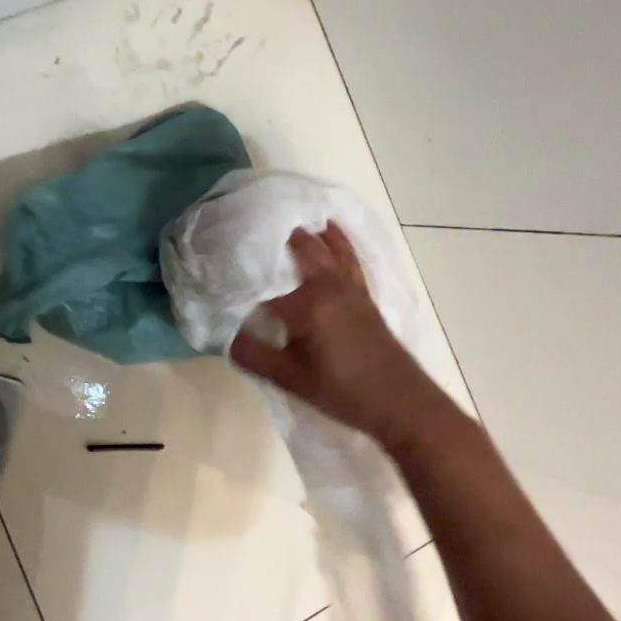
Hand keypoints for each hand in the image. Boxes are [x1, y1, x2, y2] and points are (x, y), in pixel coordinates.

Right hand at [229, 222, 450, 447]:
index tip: (216, 261)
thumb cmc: (345, 392)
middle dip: (273, 234)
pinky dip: (336, 239)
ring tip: (285, 214)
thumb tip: (222, 331)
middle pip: (300, 247)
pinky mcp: (364, 296)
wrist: (405, 406)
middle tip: (246, 224)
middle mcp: (329, 286)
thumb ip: (252, 353)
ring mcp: (350, 288)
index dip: (239, 268)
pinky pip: (348, 256)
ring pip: (328, 246)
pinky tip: (329, 231)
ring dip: (307, 229)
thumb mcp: (290, 379)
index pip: (264, 278)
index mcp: (308, 303)